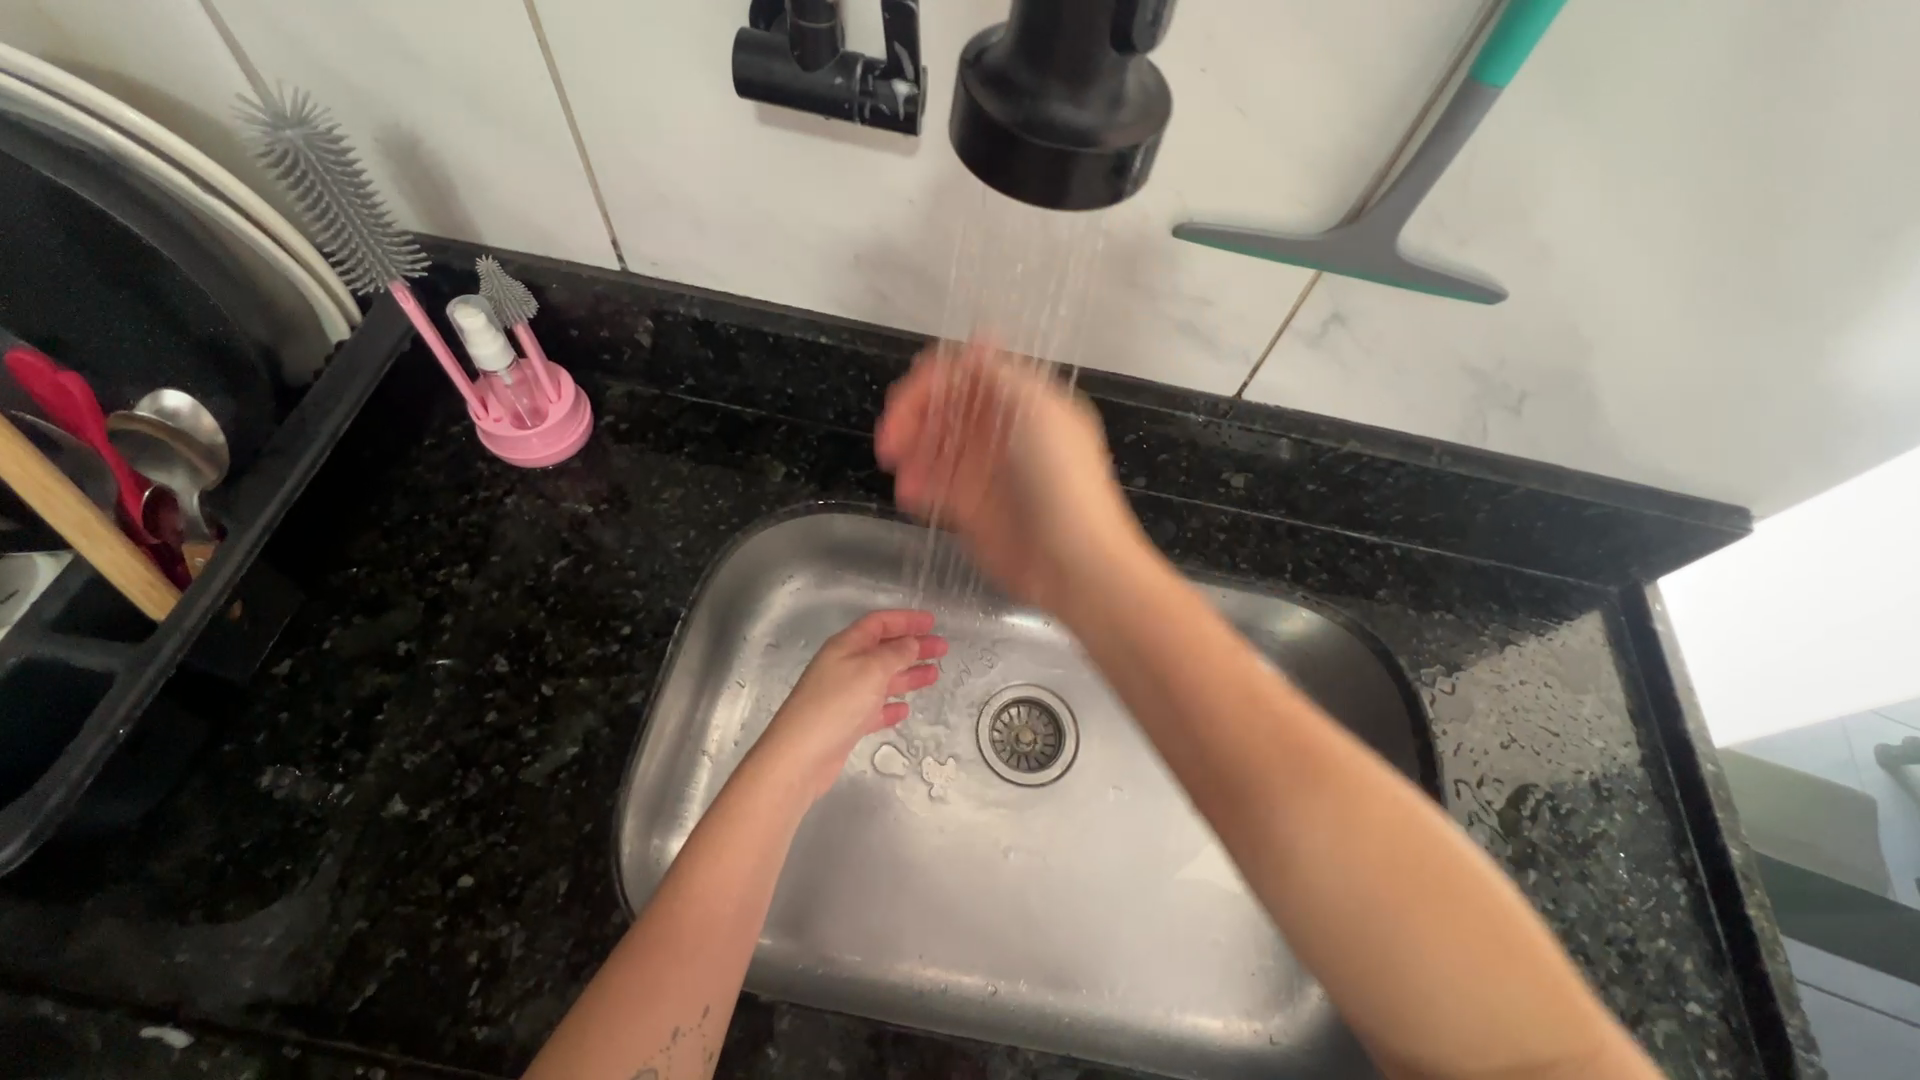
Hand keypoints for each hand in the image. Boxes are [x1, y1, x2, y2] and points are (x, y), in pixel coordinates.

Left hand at [749, 610, 946, 798]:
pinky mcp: (846, 723)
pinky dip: (890, 706)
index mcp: (846, 646)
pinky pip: (874, 708)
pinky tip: (904, 709)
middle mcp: (844, 666)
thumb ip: (895, 654)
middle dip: (913, 647)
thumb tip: (911, 643)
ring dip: (907, 675)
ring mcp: (844, 696)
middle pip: (883, 650)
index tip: (932, 622)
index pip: (879, 623)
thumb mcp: (870, 670)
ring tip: (934, 676)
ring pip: (882, 679)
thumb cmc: (836, 704)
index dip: (905, 620)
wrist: (801, 755)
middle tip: (942, 649)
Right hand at [874, 340, 1151, 612]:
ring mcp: (985, 471)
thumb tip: (977, 341)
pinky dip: (916, 486)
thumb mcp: (1038, 414)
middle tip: (891, 442)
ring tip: (902, 474)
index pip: (967, 375)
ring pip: (932, 447)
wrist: (1075, 562)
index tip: (905, 404)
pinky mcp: (971, 508)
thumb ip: (1001, 376)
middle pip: (943, 409)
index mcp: (1023, 403)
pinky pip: (933, 486)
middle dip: (913, 417)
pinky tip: (911, 496)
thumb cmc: (1063, 483)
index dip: (932, 383)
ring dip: (911, 453)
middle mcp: (1002, 432)